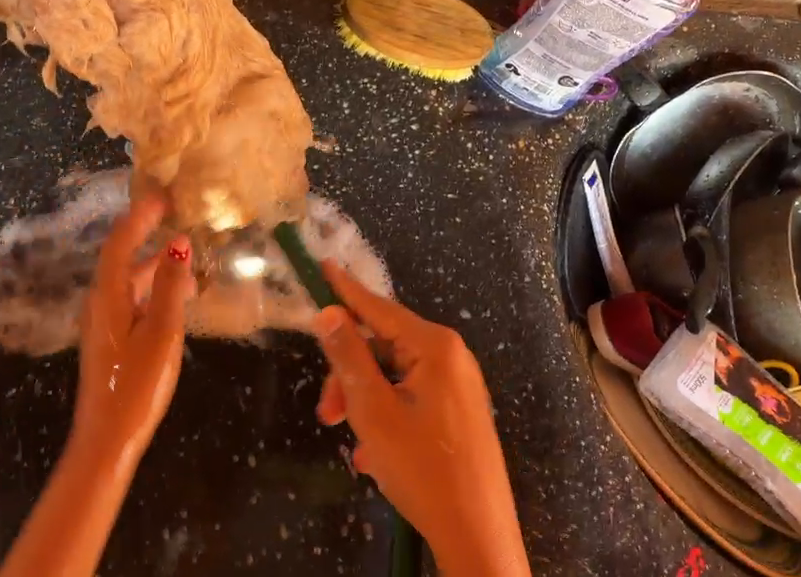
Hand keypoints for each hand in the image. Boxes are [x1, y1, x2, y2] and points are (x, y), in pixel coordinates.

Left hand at [0, 194, 195, 576]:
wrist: (106, 439)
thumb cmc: (136, 384)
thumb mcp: (162, 332)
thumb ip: (172, 286)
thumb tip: (179, 243)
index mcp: (108, 295)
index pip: (120, 241)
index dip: (140, 215)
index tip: (163, 194)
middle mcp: (100, 301)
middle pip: (121, 256)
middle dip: (146, 232)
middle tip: (176, 213)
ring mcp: (102, 322)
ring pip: (128, 278)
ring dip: (153, 262)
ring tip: (186, 253)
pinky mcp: (109, 339)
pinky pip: (131, 297)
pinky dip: (152, 286)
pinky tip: (176, 295)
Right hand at [313, 262, 531, 576]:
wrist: (477, 535)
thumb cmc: (423, 468)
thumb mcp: (374, 410)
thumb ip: (349, 356)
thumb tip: (328, 312)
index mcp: (434, 346)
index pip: (379, 307)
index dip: (345, 290)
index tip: (323, 265)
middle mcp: (450, 356)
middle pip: (383, 347)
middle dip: (350, 376)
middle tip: (326, 416)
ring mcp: (458, 385)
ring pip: (394, 376)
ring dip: (365, 402)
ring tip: (354, 443)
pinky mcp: (459, 412)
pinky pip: (411, 398)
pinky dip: (387, 417)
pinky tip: (375, 454)